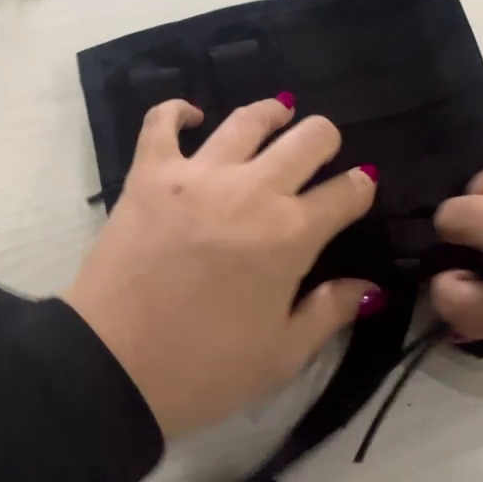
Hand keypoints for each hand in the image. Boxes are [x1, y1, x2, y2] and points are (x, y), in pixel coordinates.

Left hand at [64, 97, 380, 437]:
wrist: (111, 367)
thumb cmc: (203, 370)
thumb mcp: (280, 356)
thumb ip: (329, 313)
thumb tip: (370, 287)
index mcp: (291, 235)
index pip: (345, 193)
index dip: (360, 188)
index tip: (359, 190)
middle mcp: (252, 191)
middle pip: (307, 140)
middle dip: (325, 141)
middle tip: (323, 152)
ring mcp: (197, 176)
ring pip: (247, 120)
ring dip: (273, 114)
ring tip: (281, 114)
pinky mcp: (149, 174)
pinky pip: (163, 123)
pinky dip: (178, 111)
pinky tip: (193, 116)